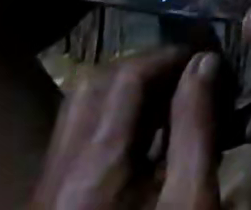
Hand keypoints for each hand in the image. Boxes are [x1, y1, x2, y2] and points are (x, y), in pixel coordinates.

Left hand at [28, 48, 220, 209]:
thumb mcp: (191, 206)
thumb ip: (196, 128)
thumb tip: (204, 64)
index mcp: (96, 168)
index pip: (129, 77)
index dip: (169, 57)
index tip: (205, 56)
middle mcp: (59, 169)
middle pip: (95, 83)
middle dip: (143, 69)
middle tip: (184, 75)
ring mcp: (46, 189)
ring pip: (77, 109)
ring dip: (121, 91)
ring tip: (164, 102)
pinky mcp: (46, 207)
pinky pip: (72, 139)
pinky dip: (106, 120)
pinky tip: (139, 139)